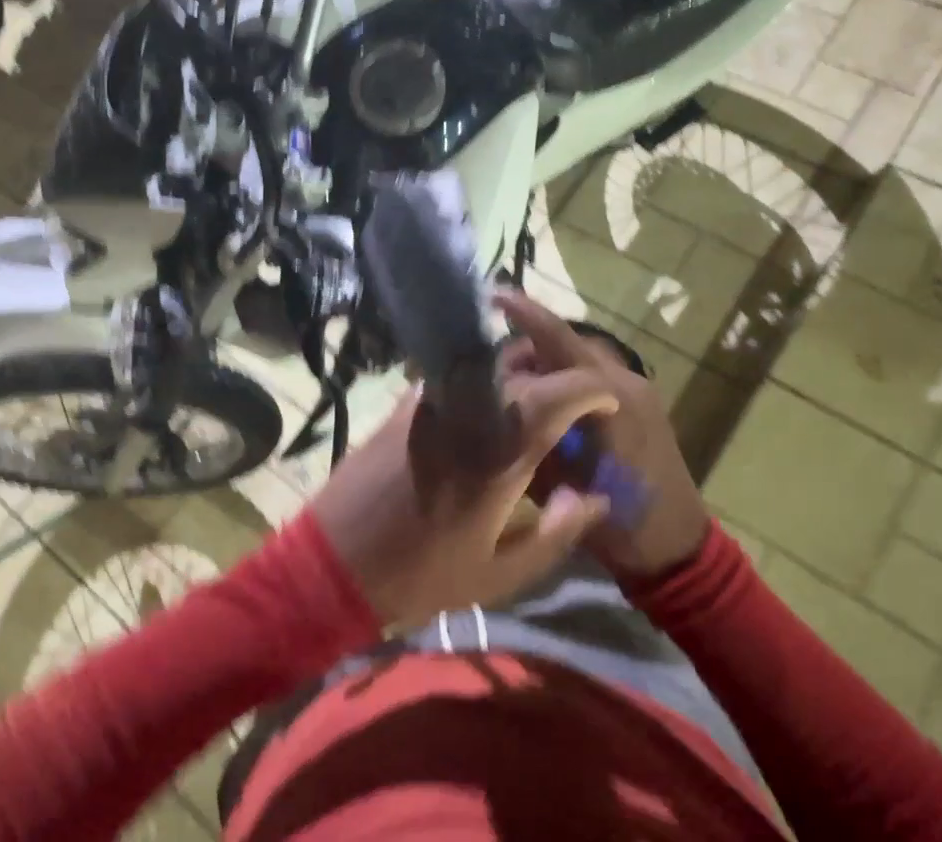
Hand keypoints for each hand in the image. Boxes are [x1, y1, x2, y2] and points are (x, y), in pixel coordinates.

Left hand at [308, 361, 619, 629]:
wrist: (333, 564)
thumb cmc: (421, 576)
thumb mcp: (500, 573)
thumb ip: (556, 533)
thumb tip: (592, 496)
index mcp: (498, 453)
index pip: (559, 393)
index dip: (592, 390)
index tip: (608, 403)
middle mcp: (466, 414)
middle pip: (524, 369)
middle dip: (558, 379)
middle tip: (575, 405)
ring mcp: (427, 404)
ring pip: (485, 366)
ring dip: (518, 373)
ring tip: (535, 403)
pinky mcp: (400, 408)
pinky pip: (452, 379)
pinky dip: (479, 382)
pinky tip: (484, 410)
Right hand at [497, 291, 710, 580]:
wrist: (675, 547)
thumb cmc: (616, 519)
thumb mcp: (556, 478)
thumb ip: (527, 429)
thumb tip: (496, 396)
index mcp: (608, 396)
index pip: (559, 340)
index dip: (525, 314)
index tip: (492, 296)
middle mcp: (626, 381)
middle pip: (569, 342)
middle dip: (527, 344)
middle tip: (488, 365)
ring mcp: (638, 392)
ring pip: (582, 358)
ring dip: (546, 361)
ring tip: (509, 384)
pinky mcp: (641, 406)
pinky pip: (595, 376)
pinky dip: (564, 377)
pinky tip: (540, 403)